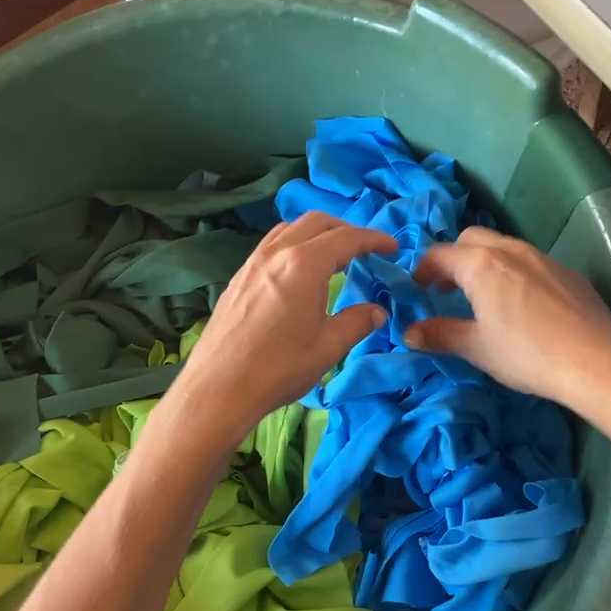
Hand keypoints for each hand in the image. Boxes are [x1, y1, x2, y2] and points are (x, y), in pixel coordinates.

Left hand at [165, 212, 394, 440]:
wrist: (218, 388)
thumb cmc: (279, 367)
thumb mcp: (328, 347)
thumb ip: (357, 322)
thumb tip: (377, 311)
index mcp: (304, 263)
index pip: (347, 238)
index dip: (374, 239)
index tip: (392, 248)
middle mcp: (277, 252)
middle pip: (316, 222)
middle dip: (345, 229)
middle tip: (364, 249)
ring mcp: (253, 263)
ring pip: (289, 229)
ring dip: (316, 233)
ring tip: (331, 256)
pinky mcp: (238, 278)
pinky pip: (271, 246)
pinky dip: (293, 245)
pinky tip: (297, 273)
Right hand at [405, 227, 610, 412]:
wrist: (596, 362)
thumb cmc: (527, 354)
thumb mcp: (477, 348)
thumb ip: (440, 335)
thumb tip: (408, 332)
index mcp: (481, 264)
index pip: (440, 254)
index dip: (423, 269)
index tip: (418, 288)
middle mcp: (510, 250)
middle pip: (471, 239)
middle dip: (453, 258)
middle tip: (447, 289)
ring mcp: (542, 257)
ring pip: (503, 246)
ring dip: (484, 263)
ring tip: (483, 296)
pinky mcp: (567, 272)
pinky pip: (530, 262)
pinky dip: (513, 272)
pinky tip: (522, 305)